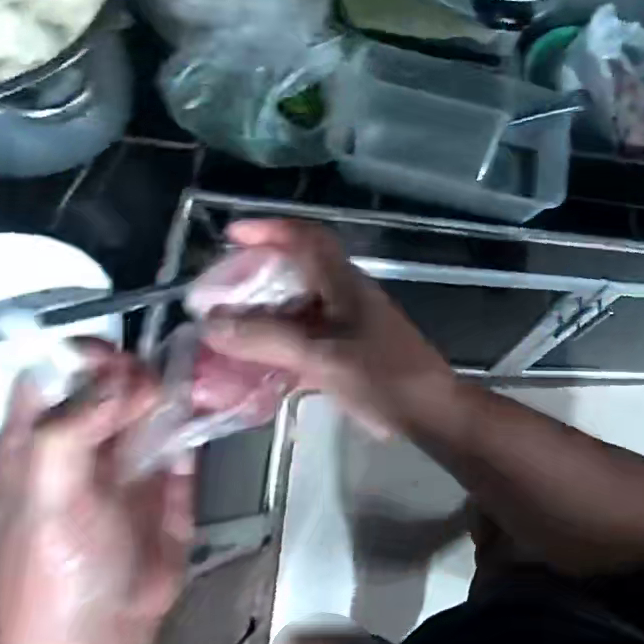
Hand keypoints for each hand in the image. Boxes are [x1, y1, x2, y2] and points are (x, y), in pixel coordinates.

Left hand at [0, 347, 194, 643]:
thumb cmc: (55, 580)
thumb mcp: (45, 504)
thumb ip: (69, 432)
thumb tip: (121, 376)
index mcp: (33, 447)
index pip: (48, 376)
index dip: (76, 355)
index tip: (113, 353)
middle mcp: (82, 445)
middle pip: (107, 384)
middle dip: (132, 372)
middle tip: (153, 390)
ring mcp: (128, 463)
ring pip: (150, 405)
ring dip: (172, 389)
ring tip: (193, 387)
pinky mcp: (169, 483)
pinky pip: (183, 437)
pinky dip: (197, 419)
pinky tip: (211, 408)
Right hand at [200, 219, 457, 437]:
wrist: (430, 414)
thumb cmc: (384, 376)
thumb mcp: (324, 356)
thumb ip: (268, 340)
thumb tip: (212, 324)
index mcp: (345, 284)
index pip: (308, 240)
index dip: (271, 230)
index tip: (232, 236)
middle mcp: (344, 299)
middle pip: (294, 276)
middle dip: (253, 282)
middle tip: (216, 297)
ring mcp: (346, 328)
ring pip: (295, 314)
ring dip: (260, 322)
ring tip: (222, 336)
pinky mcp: (346, 356)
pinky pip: (302, 345)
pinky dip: (275, 353)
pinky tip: (250, 372)